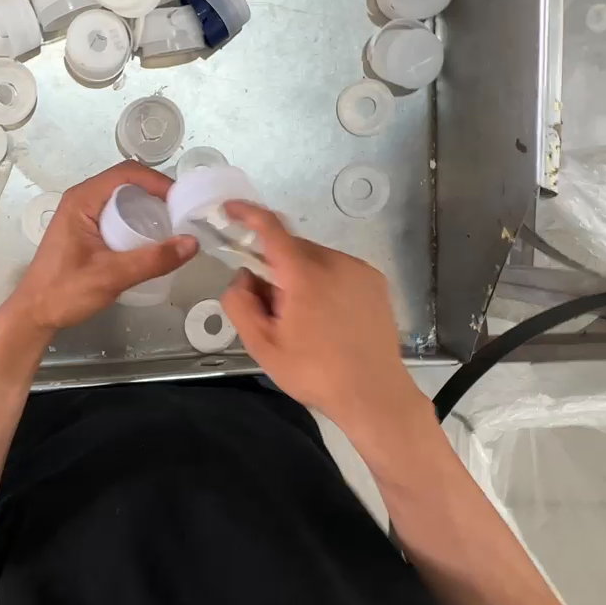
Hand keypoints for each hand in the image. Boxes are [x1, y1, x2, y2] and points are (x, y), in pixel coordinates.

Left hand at [3, 162, 197, 334]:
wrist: (34, 314)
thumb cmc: (65, 292)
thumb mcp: (112, 276)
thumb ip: (152, 260)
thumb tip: (191, 243)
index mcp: (82, 200)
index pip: (126, 173)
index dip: (157, 181)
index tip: (181, 199)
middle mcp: (80, 200)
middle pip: (126, 182)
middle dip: (155, 194)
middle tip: (181, 214)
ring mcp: (80, 214)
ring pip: (121, 198)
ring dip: (147, 207)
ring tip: (171, 226)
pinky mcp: (84, 230)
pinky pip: (115, 214)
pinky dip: (135, 219)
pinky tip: (150, 239)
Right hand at [219, 201, 424, 425]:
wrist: (373, 394)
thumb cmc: (313, 372)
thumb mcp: (261, 345)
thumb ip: (240, 303)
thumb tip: (243, 277)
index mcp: (304, 275)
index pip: (271, 228)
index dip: (247, 213)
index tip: (230, 210)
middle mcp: (335, 262)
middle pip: (292, 247)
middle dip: (274, 267)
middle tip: (271, 308)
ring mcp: (359, 270)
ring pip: (315, 258)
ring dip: (300, 276)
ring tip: (303, 319)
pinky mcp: (375, 282)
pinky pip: (338, 269)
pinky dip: (323, 282)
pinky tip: (327, 317)